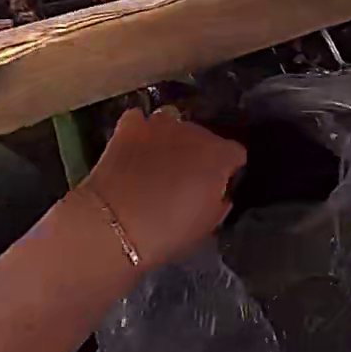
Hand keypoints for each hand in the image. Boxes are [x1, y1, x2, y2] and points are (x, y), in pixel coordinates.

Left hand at [79, 108, 245, 269]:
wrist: (115, 225)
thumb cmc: (167, 230)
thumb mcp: (207, 224)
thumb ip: (220, 201)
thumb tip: (220, 193)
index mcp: (219, 155)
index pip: (235, 154)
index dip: (228, 170)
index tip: (218, 185)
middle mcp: (196, 131)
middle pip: (205, 137)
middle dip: (199, 153)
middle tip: (185, 178)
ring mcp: (162, 125)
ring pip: (174, 122)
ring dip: (172, 137)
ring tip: (159, 159)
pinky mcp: (130, 126)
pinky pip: (140, 121)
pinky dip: (140, 131)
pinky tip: (135, 147)